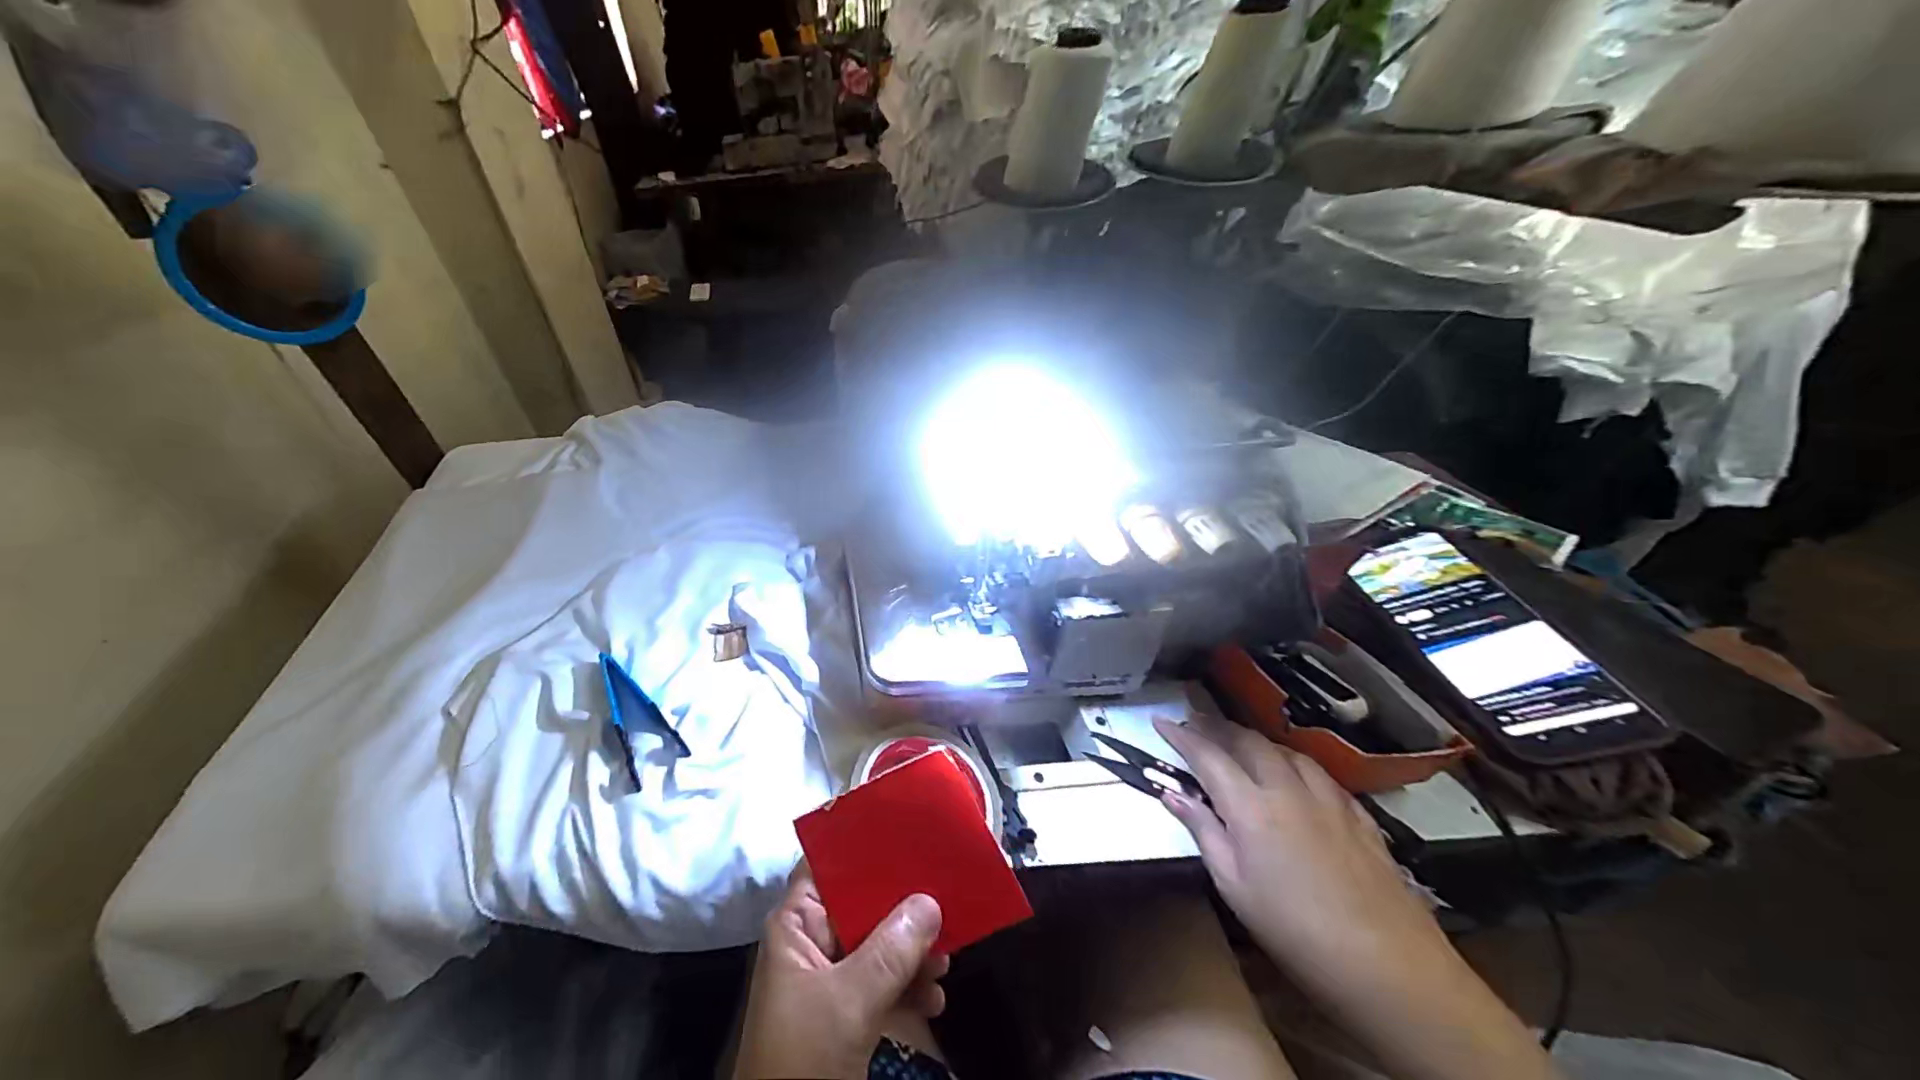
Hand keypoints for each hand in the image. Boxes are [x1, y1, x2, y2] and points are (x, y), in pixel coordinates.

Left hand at [733, 863, 948, 1079]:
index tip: (909, 835)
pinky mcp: (846, 1010)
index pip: (828, 865)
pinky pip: (883, 980)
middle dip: (906, 908)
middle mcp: (813, 941)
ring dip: (914, 952)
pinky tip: (935, 999)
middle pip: (863, 904)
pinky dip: (909, 986)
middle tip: (949, 903)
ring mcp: (831, 977)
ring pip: (880, 943)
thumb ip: (892, 948)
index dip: (864, 848)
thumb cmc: (803, 1055)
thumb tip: (930, 901)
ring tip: (946, 963)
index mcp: (797, 925)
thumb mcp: (850, 1000)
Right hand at [1156, 717, 1560, 1079]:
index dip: (1182, 735)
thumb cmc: (1294, 930)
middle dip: (1216, 726)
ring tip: (1238, 742)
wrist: (1386, 961)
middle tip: (1194, 722)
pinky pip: (1316, 771)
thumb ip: (1203, 830)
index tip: (1162, 721)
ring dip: (1254, 740)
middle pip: (1247, 741)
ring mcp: (1327, 797)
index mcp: (1250, 806)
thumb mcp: (1233, 886)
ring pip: (1284, 750)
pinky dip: (1291, 761)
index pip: (1208, 756)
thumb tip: (1172, 793)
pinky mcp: (1356, 813)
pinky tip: (1292, 773)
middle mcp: (1287, 788)